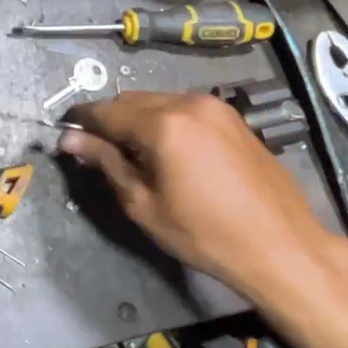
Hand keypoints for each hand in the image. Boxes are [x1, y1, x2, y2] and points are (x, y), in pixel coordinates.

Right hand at [58, 92, 338, 300]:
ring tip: (132, 154)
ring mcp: (215, 107)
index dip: (81, 121)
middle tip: (96, 150)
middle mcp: (188, 103)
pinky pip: (184, 109)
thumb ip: (106, 163)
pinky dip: (165, 121)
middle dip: (109, 119)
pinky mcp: (233, 118)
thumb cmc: (206, 234)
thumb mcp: (144, 204)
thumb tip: (70, 139)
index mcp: (163, 123)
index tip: (64, 133)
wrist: (283, 247)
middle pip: (131, 100)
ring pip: (158, 101)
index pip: (106, 111)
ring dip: (137, 119)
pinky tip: (166, 152)